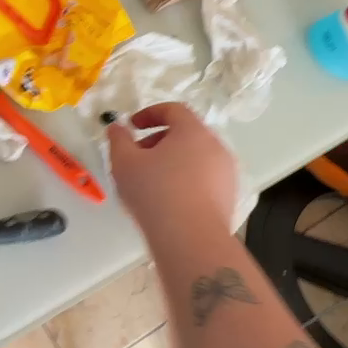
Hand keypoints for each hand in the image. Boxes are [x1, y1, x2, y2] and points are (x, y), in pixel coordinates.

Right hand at [106, 102, 239, 235]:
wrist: (190, 237)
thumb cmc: (154, 191)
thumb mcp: (123, 161)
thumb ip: (118, 138)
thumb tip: (118, 128)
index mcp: (193, 132)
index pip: (174, 110)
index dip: (149, 113)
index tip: (132, 127)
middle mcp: (216, 148)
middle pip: (186, 133)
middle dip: (159, 139)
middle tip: (138, 155)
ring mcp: (226, 173)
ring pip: (196, 156)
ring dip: (172, 160)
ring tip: (150, 180)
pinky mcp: (229, 196)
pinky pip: (204, 177)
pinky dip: (185, 178)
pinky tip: (167, 198)